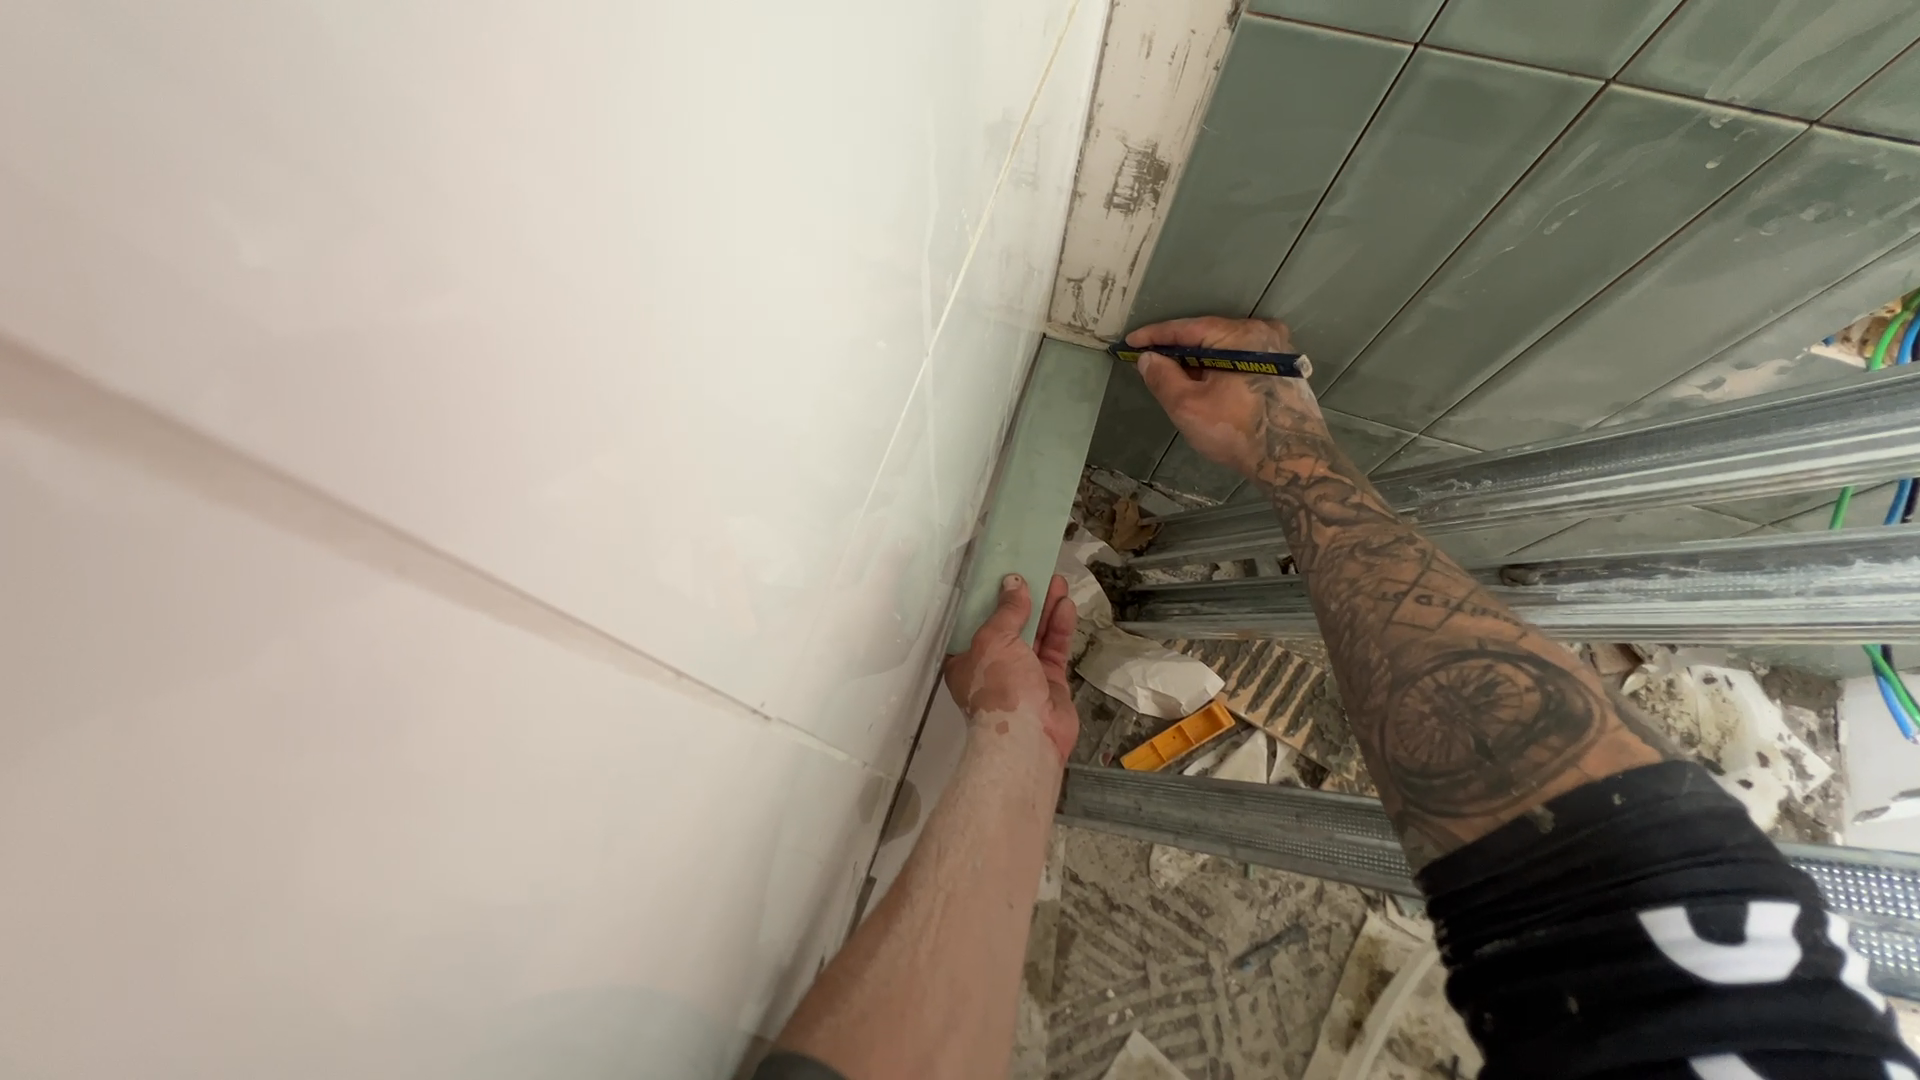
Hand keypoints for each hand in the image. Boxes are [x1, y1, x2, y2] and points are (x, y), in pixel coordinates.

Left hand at [943, 574, 1078, 765]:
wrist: (1027, 738)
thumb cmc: (997, 688)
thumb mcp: (993, 640)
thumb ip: (1007, 610)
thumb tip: (1015, 584)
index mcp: (966, 658)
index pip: (975, 621)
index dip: (989, 598)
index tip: (1003, 576)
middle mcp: (992, 665)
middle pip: (1009, 625)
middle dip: (1024, 599)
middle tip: (1037, 572)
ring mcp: (1022, 674)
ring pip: (1034, 634)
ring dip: (1045, 609)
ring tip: (1057, 581)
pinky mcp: (1048, 681)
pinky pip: (1053, 649)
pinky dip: (1059, 628)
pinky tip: (1066, 606)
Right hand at [1125, 316, 1325, 476]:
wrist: (1290, 459)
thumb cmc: (1237, 431)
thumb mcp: (1188, 406)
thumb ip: (1162, 378)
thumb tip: (1147, 358)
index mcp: (1240, 336)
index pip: (1187, 328)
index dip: (1155, 335)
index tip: (1130, 343)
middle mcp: (1263, 333)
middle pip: (1208, 335)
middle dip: (1176, 349)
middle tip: (1148, 362)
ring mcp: (1277, 351)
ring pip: (1224, 349)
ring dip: (1196, 361)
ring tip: (1171, 376)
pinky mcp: (1282, 369)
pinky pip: (1239, 360)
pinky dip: (1217, 368)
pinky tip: (1203, 384)